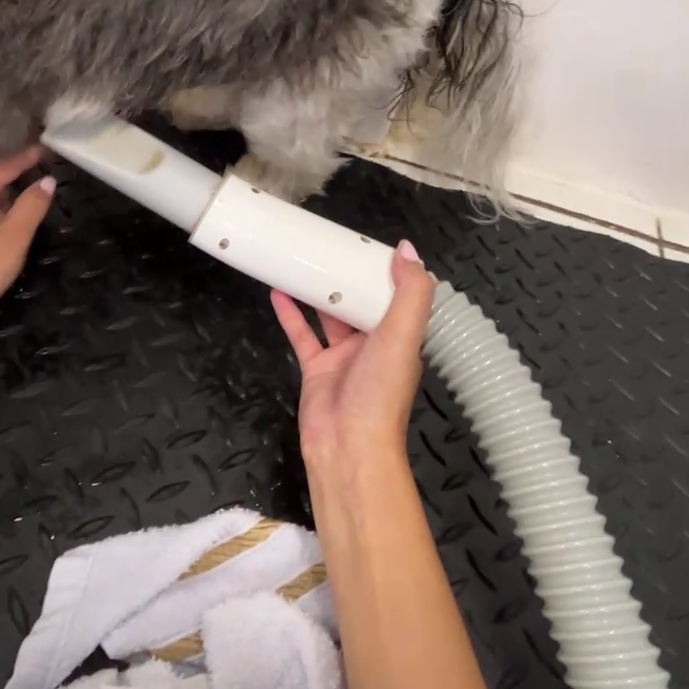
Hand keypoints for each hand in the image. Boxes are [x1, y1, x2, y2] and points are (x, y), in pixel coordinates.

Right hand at [270, 242, 434, 462]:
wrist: (348, 446)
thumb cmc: (380, 390)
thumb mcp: (403, 335)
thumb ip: (410, 292)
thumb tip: (406, 248)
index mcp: (400, 336)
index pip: (396, 295)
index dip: (385, 270)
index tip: (366, 242)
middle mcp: (374, 344)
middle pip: (360, 302)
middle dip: (348, 277)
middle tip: (328, 244)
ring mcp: (343, 357)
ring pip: (330, 315)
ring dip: (318, 291)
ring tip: (301, 261)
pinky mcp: (316, 369)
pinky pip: (302, 335)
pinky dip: (291, 314)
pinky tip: (278, 291)